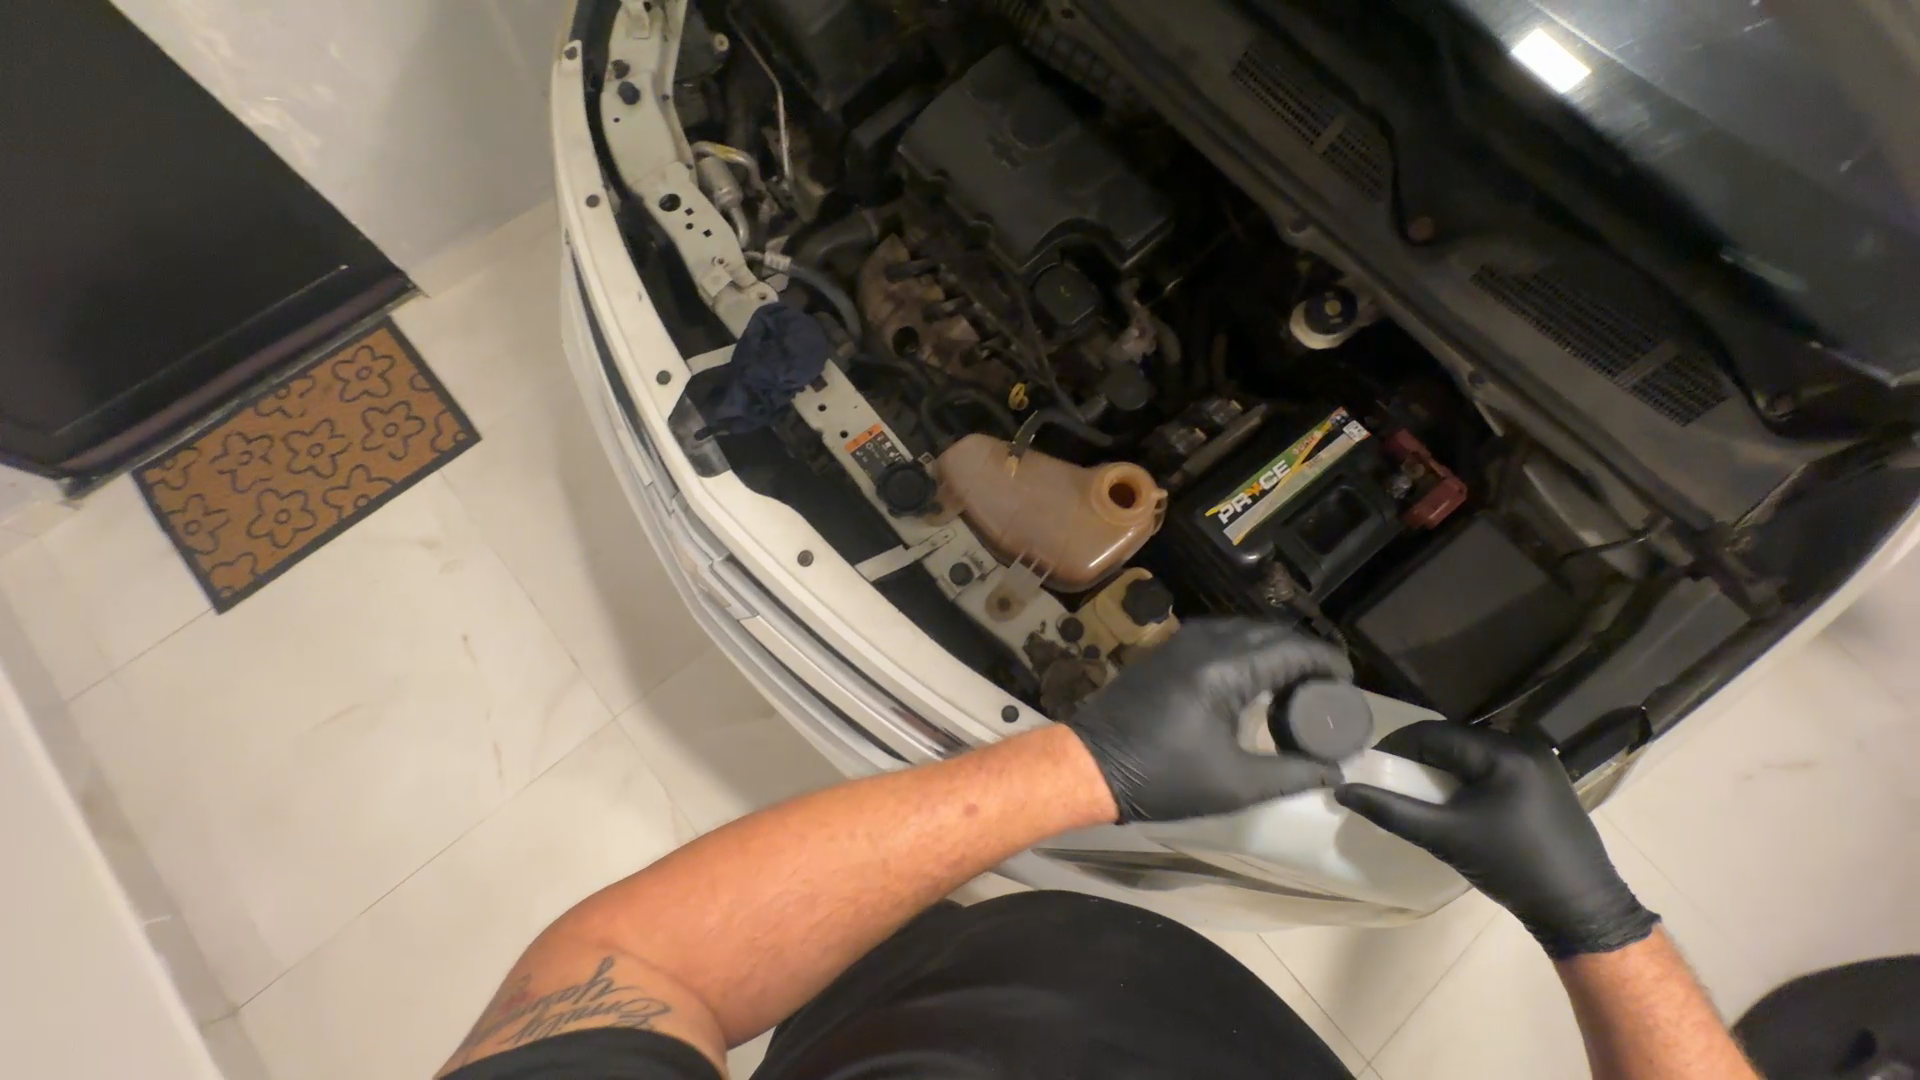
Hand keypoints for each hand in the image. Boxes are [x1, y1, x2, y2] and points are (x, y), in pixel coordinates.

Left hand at [1064, 619, 1349, 822]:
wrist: (1092, 765)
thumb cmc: (1163, 778)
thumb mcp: (1236, 784)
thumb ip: (1293, 773)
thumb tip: (1335, 770)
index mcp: (1224, 670)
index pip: (1292, 649)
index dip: (1328, 661)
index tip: (1348, 682)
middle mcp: (1203, 643)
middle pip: (1269, 633)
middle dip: (1303, 652)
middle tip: (1325, 685)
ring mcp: (1179, 642)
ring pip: (1241, 629)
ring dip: (1272, 647)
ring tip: (1295, 681)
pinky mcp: (1164, 651)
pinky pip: (1216, 636)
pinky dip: (1244, 647)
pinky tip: (1252, 675)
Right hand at [1335, 721, 1659, 958]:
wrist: (1581, 909)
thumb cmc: (1511, 869)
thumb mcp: (1444, 838)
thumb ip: (1390, 810)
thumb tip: (1343, 791)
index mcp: (1503, 755)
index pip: (1432, 734)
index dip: (1396, 746)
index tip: (1372, 766)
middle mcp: (1523, 746)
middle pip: (1452, 737)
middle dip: (1417, 754)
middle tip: (1392, 778)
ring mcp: (1539, 760)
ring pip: (1470, 748)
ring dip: (1441, 763)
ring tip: (1418, 787)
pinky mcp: (1545, 776)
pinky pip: (1491, 761)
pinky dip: (1465, 771)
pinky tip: (1454, 795)